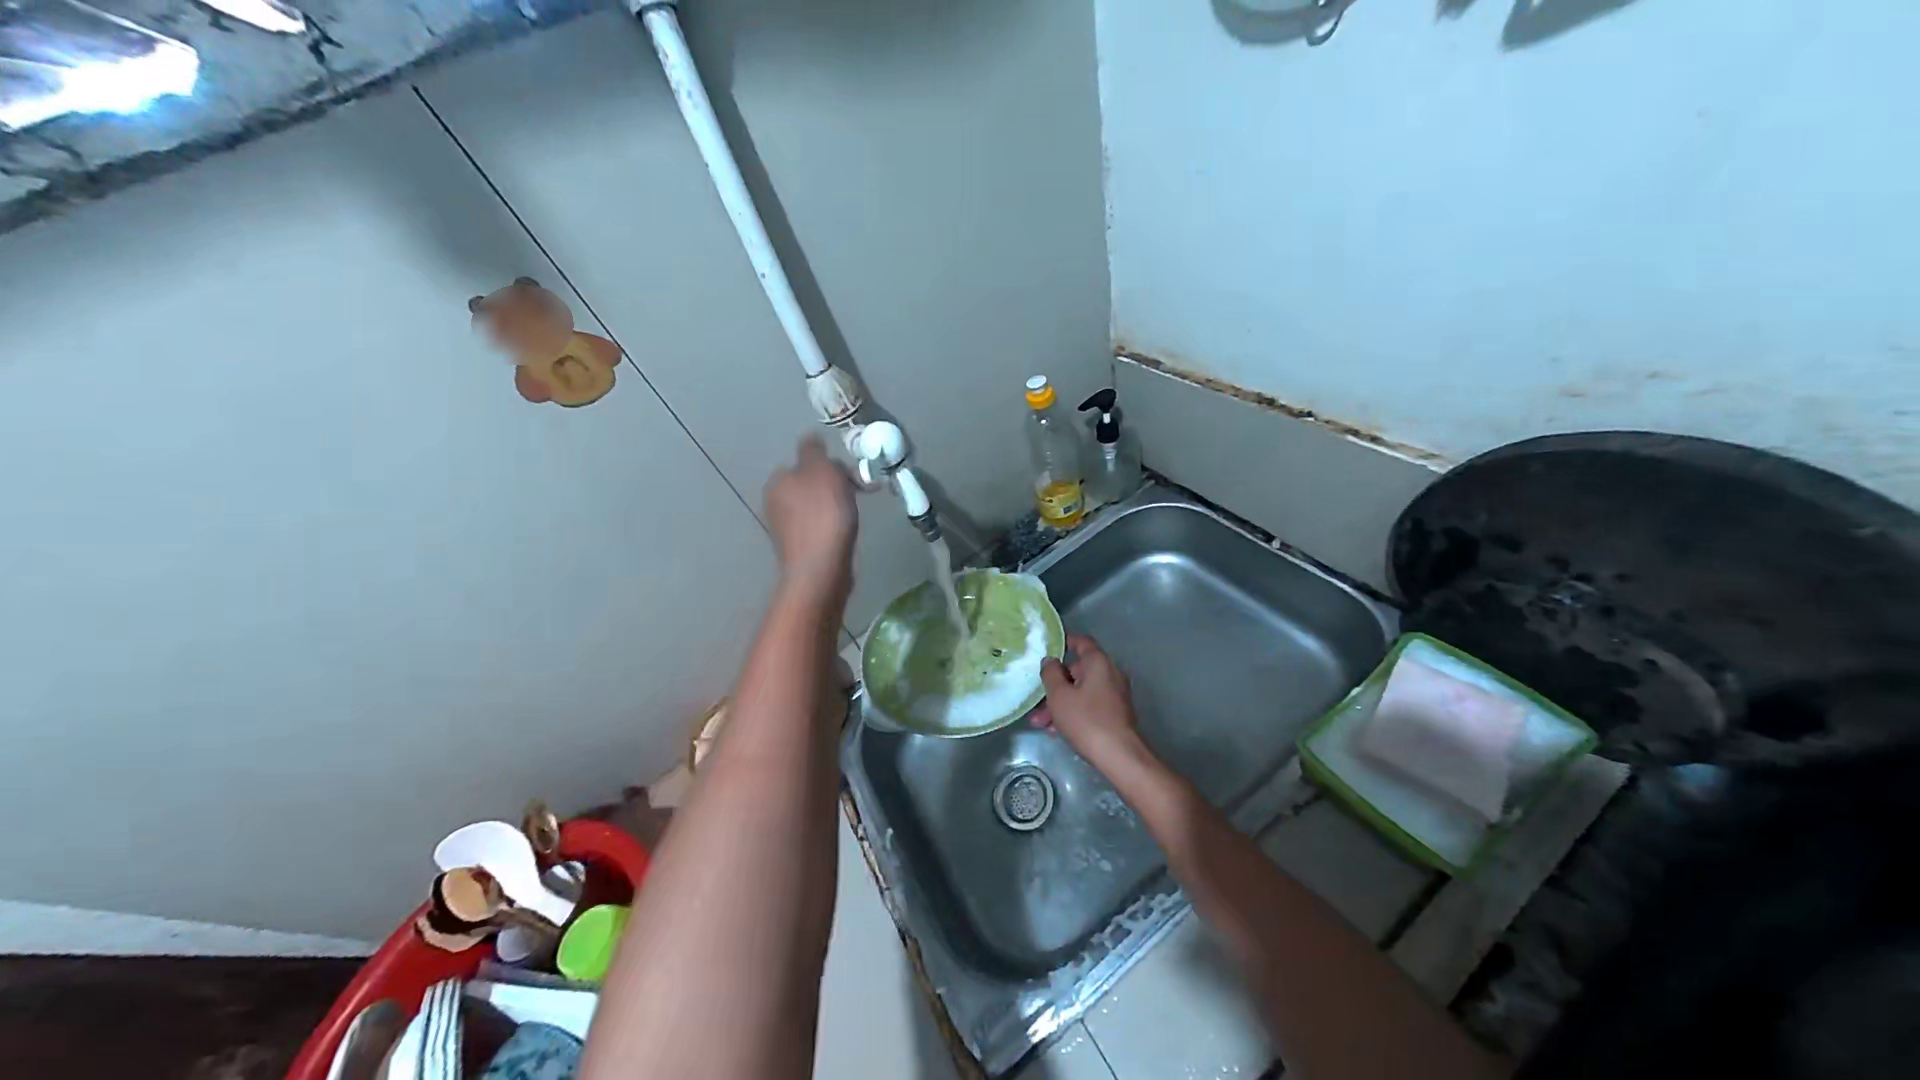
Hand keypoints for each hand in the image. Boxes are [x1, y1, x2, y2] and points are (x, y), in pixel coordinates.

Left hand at [765, 436, 856, 580]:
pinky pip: (818, 526)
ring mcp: (785, 527)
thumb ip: (814, 450)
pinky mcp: (798, 548)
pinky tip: (844, 532)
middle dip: (833, 485)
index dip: (829, 464)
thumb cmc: (824, 514)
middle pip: (810, 484)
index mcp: (777, 480)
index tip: (851, 474)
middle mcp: (775, 502)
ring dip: (834, 505)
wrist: (821, 568)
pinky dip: (832, 525)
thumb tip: (810, 438)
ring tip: (853, 513)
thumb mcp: (822, 470)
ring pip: (815, 505)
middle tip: (857, 492)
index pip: (804, 461)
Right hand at [1033, 634, 1142, 761]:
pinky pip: (1090, 704)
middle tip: (1037, 699)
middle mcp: (1110, 673)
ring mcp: (1115, 694)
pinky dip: (1074, 711)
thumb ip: (1050, 674)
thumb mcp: (1059, 696)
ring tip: (1040, 723)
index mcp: (1098, 662)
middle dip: (1055, 684)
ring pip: (1082, 691)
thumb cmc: (1086, 720)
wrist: (1118, 755)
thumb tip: (1050, 660)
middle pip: (1078, 671)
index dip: (1064, 642)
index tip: (1047, 649)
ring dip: (1061, 703)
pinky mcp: (1116, 712)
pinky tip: (1056, 730)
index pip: (1081, 642)